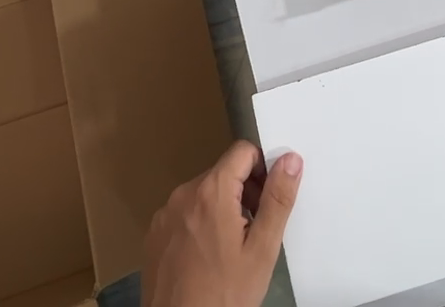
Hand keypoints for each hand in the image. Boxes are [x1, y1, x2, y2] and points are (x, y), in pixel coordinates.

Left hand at [143, 141, 302, 306]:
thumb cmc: (224, 294)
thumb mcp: (262, 250)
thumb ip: (277, 199)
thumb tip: (290, 158)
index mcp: (211, 191)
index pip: (243, 151)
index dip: (262, 169)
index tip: (267, 202)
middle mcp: (183, 193)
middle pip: (223, 173)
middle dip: (244, 193)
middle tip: (254, 231)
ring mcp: (165, 214)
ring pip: (204, 193)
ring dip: (223, 208)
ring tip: (231, 248)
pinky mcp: (154, 234)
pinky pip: (184, 213)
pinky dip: (200, 224)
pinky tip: (207, 257)